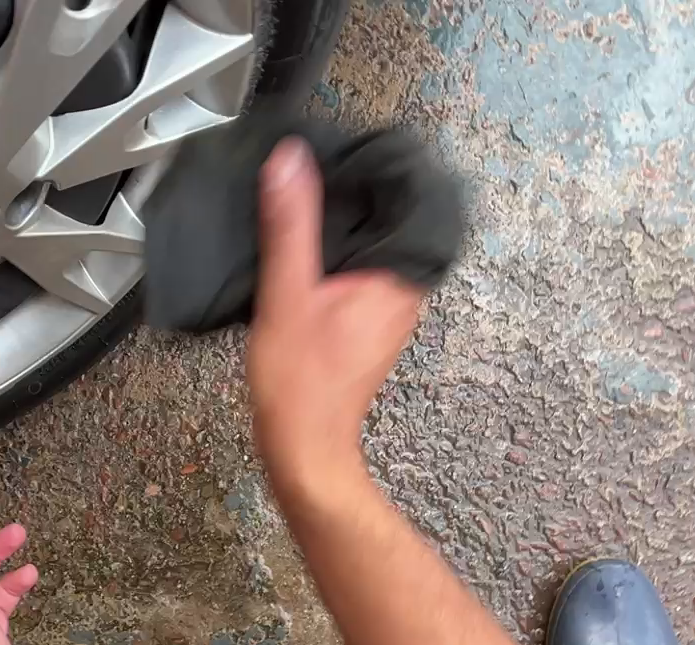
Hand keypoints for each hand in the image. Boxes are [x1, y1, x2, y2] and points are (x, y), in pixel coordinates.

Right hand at [247, 137, 424, 490]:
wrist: (303, 447)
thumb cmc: (300, 385)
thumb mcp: (287, 295)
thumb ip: (290, 225)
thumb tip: (291, 161)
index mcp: (397, 278)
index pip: (406, 197)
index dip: (377, 165)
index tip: (344, 147)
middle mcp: (402, 293)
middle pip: (388, 222)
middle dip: (355, 196)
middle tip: (315, 172)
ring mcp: (386, 314)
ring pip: (371, 251)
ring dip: (343, 230)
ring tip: (305, 209)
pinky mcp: (366, 330)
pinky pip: (357, 278)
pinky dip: (335, 262)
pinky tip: (304, 262)